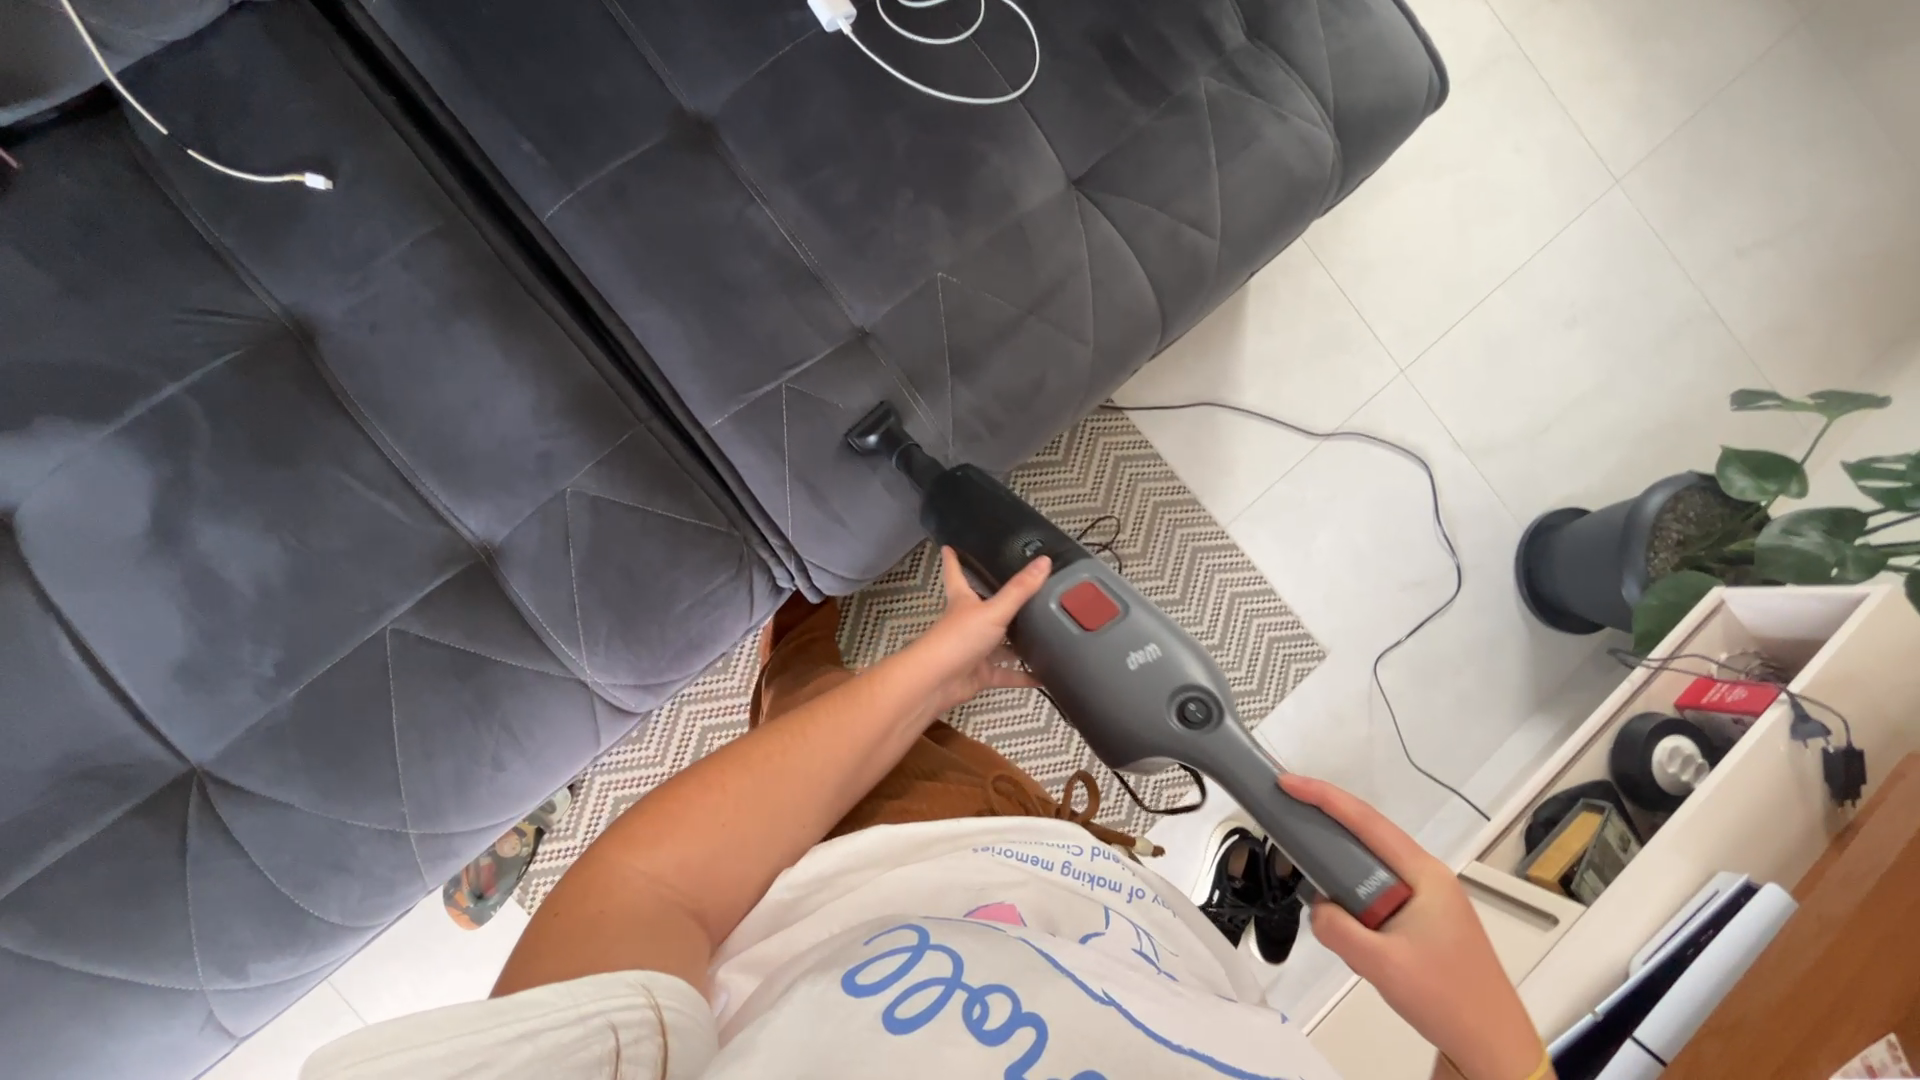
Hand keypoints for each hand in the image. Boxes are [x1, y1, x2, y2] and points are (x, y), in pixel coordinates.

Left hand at [893, 547, 1049, 716]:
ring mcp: (974, 650)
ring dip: (1019, 643)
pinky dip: (1024, 676)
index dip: (953, 560)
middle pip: (985, 608)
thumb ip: (1019, 590)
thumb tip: (1045, 561)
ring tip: (1046, 634)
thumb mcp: (992, 610)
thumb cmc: (958, 639)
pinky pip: (1007, 674)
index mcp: (963, 601)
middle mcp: (968, 623)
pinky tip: (1045, 677)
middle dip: (1001, 601)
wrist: (936, 682)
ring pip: (1000, 644)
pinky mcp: (981, 674)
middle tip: (1025, 590)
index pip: (956, 574)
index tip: (949, 547)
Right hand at [1280, 774, 1548, 1079]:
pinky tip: (1339, 912)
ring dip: (1339, 864)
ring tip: (1306, 864)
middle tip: (1287, 815)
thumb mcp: (1382, 964)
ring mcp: (1430, 900)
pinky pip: (1378, 891)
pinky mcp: (1425, 922)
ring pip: (1372, 866)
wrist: (1495, 1048)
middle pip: (1369, 836)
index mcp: (1425, 875)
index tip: (1286, 782)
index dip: (1323, 796)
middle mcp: (1429, 878)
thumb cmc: (1447, 1000)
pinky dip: (1352, 893)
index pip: (1366, 821)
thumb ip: (1337, 928)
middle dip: (1327, 823)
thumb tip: (1319, 908)